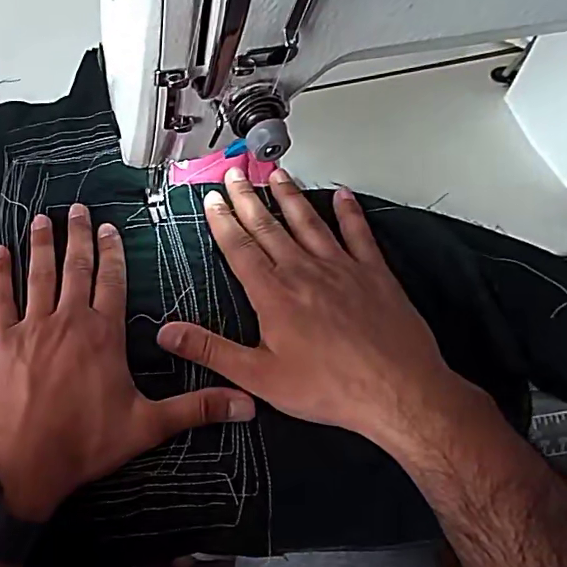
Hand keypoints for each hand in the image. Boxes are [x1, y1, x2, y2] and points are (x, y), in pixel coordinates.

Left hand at [0, 203, 255, 520]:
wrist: (24, 460)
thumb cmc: (82, 444)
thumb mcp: (146, 426)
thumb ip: (195, 409)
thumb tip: (247, 405)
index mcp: (104, 335)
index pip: (113, 281)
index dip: (112, 252)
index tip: (110, 229)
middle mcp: (68, 322)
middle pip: (76, 268)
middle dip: (80, 236)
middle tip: (78, 210)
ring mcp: (32, 328)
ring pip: (39, 275)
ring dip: (42, 245)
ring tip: (43, 219)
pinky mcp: (1, 341)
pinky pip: (0, 297)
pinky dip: (0, 273)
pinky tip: (0, 253)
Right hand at [156, 168, 482, 453]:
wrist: (399, 392)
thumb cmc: (329, 387)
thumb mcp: (256, 376)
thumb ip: (208, 350)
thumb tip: (168, 334)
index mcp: (274, 295)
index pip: (240, 248)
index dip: (223, 221)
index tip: (212, 200)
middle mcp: (305, 273)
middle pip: (269, 227)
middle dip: (248, 199)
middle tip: (235, 175)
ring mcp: (342, 270)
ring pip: (309, 223)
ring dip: (289, 196)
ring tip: (276, 174)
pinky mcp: (375, 276)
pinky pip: (359, 234)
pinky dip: (349, 212)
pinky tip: (341, 196)